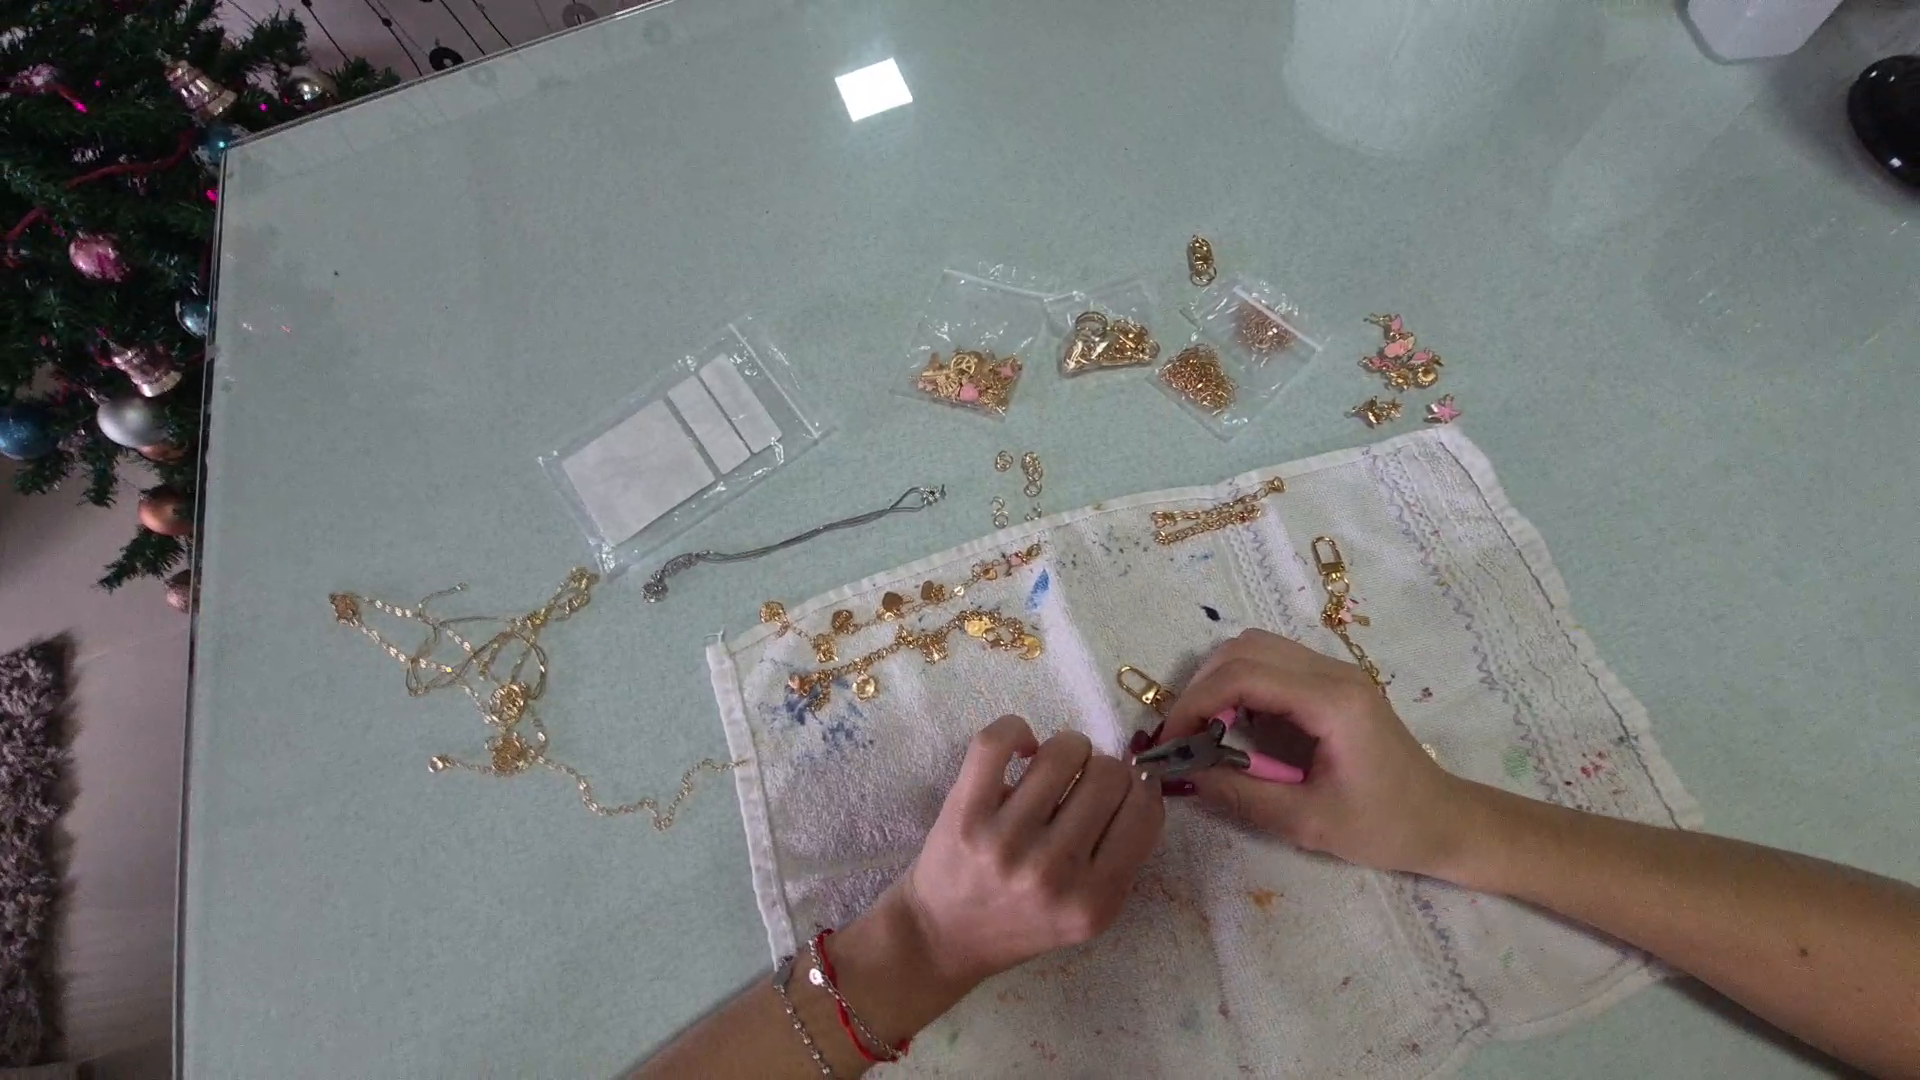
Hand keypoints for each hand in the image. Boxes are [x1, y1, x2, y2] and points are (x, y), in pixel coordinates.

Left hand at [878, 714, 1164, 993]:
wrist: (944, 935)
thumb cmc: (1023, 920)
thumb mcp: (1089, 912)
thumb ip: (1119, 855)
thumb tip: (1141, 776)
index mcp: (1095, 902)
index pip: (1144, 811)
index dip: (1139, 787)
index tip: (1123, 787)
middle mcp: (1053, 871)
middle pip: (1107, 775)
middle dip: (1102, 767)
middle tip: (1082, 782)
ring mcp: (1006, 839)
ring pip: (1062, 751)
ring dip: (1066, 749)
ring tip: (1052, 767)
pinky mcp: (965, 812)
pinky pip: (997, 740)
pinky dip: (1016, 729)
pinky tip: (1021, 748)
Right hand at [1156, 629, 1472, 875]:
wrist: (1449, 822)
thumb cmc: (1387, 827)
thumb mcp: (1310, 823)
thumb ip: (1242, 796)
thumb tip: (1185, 774)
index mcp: (1333, 702)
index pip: (1243, 677)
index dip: (1195, 703)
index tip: (1172, 740)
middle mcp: (1332, 671)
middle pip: (1242, 650)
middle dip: (1201, 687)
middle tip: (1184, 733)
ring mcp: (1333, 669)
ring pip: (1252, 646)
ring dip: (1217, 679)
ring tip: (1205, 725)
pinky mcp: (1330, 678)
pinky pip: (1268, 660)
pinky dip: (1238, 681)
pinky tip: (1235, 720)